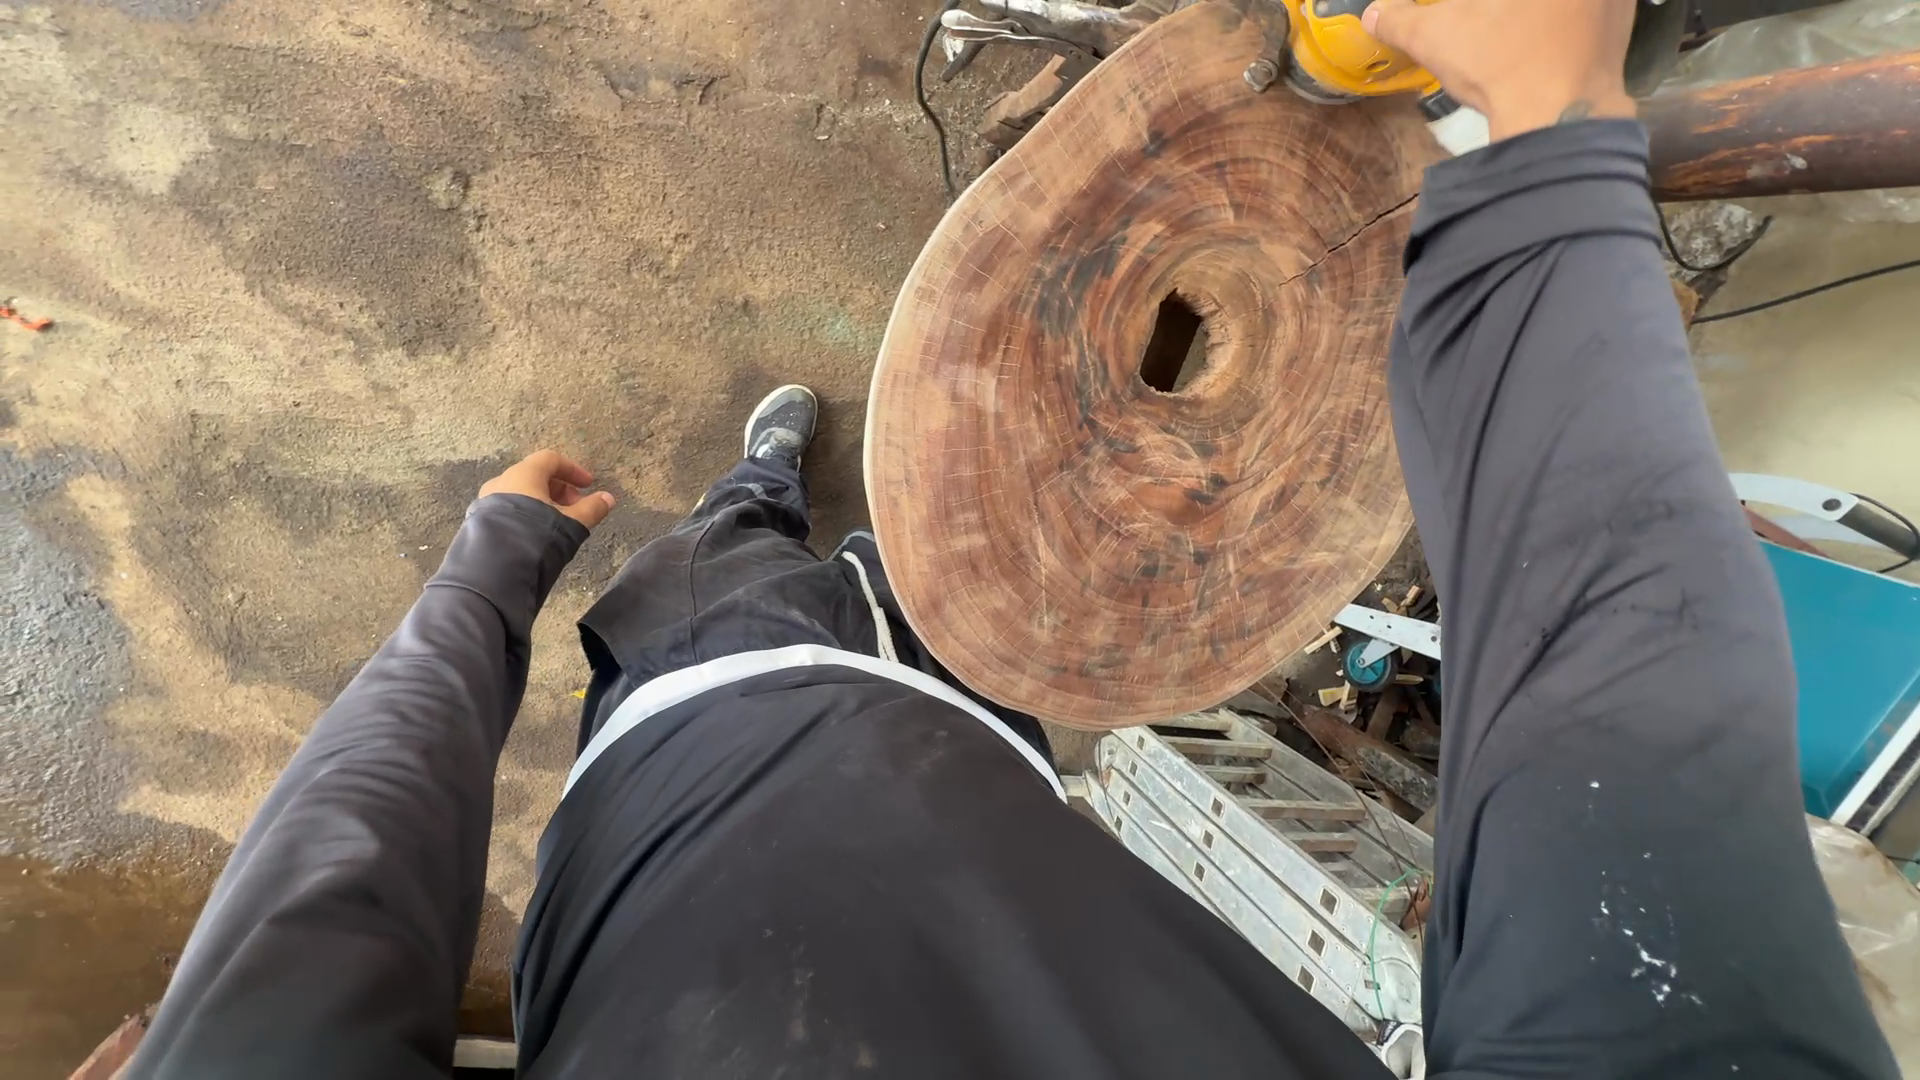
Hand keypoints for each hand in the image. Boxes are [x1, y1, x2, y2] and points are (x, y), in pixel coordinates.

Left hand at [478, 450, 616, 528]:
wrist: (496, 563)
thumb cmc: (537, 533)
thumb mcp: (573, 522)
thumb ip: (592, 508)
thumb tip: (608, 498)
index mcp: (524, 475)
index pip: (550, 460)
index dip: (573, 470)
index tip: (589, 485)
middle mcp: (502, 482)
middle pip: (535, 476)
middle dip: (561, 489)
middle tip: (576, 508)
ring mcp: (487, 500)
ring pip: (522, 493)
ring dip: (544, 502)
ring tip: (558, 523)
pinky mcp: (481, 519)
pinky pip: (509, 508)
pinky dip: (527, 512)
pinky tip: (536, 532)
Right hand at [1362, 0, 1637, 141]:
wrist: (1557, 109)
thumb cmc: (1496, 60)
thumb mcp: (1434, 38)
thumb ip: (1401, 20)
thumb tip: (1374, 12)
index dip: (1462, 6)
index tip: (1456, 15)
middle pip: (1509, 2)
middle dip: (1491, 10)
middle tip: (1479, 22)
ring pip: (1552, 6)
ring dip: (1529, 14)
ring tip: (1509, 32)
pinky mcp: (1623, 8)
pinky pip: (1585, 8)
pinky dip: (1561, 19)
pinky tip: (1540, 40)